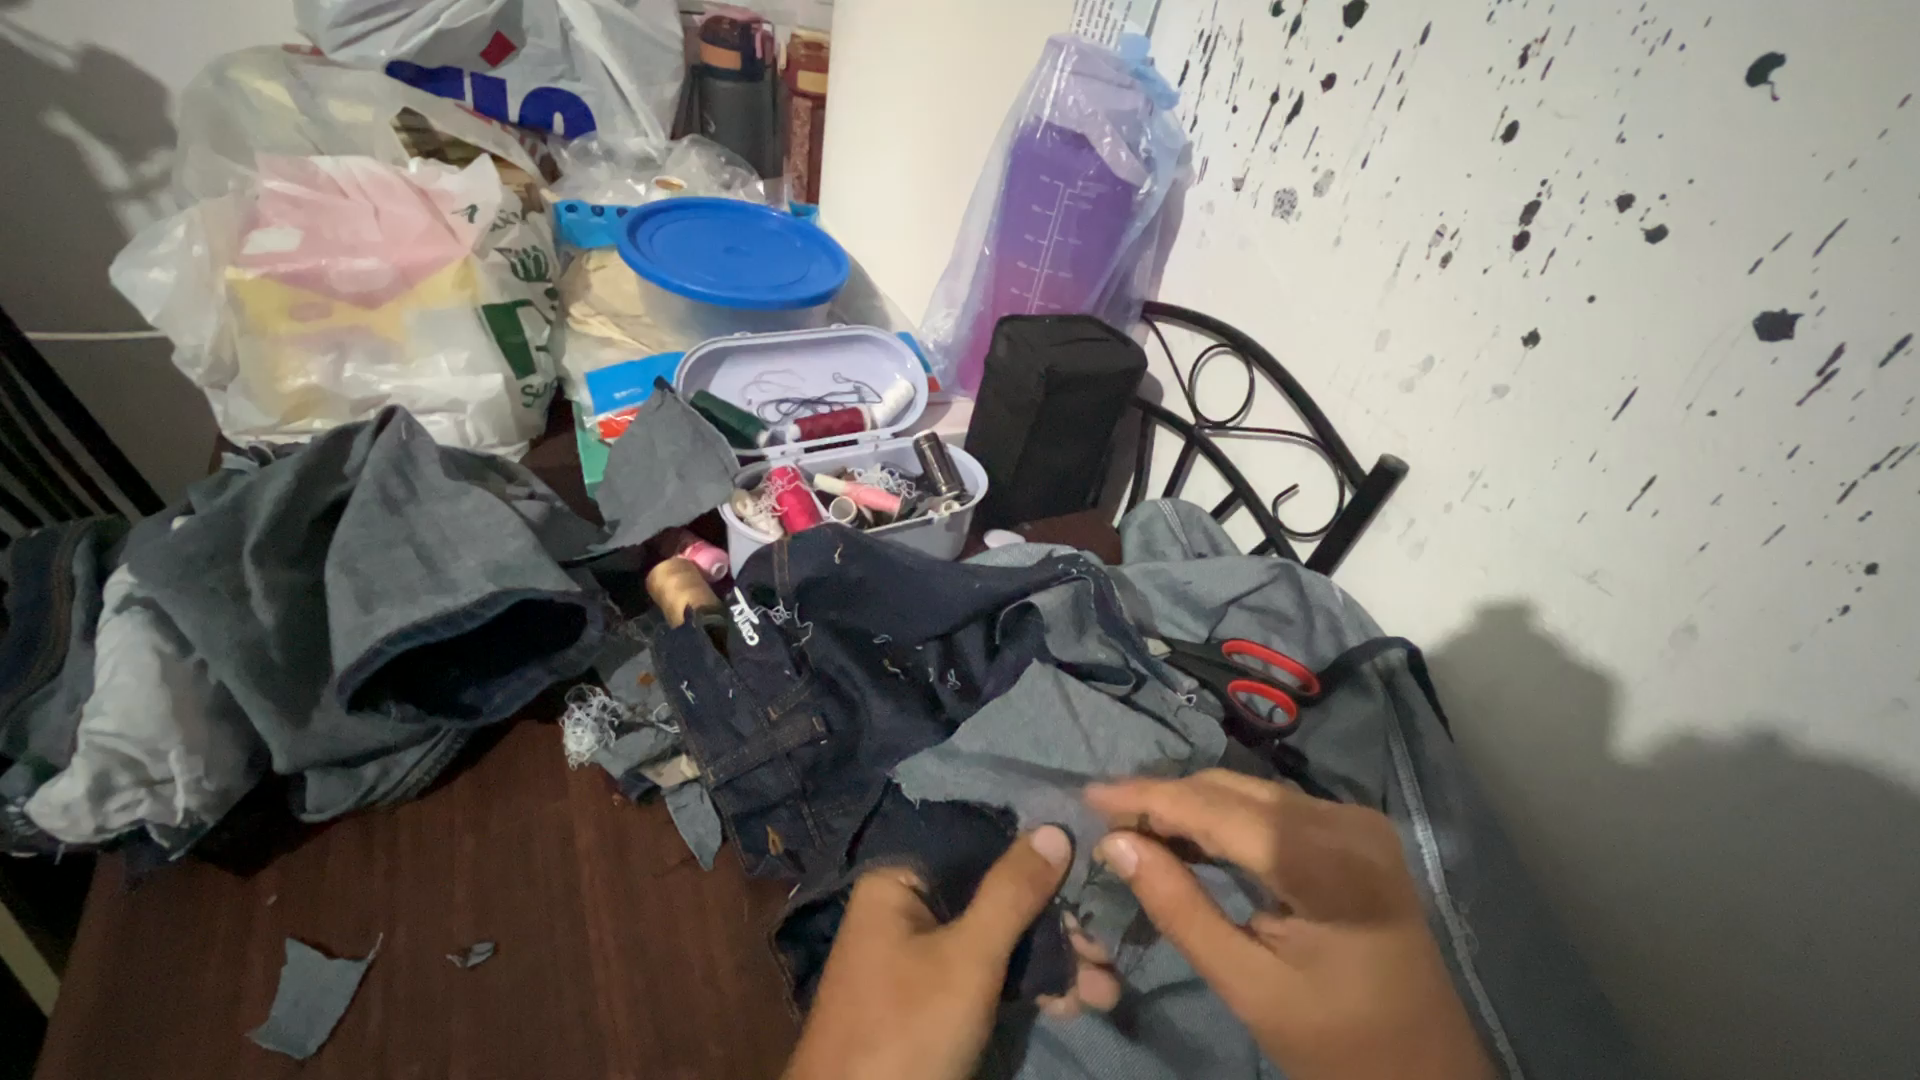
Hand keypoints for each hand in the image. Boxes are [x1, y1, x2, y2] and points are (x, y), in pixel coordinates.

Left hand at [784, 825, 1108, 1079]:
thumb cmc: (906, 1030)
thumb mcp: (967, 958)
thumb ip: (1012, 892)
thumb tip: (1054, 827)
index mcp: (900, 880)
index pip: (977, 842)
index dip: (1035, 850)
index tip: (1089, 860)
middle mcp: (910, 907)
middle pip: (994, 893)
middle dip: (1055, 920)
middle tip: (1107, 945)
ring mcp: (924, 955)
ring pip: (1000, 937)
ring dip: (1054, 957)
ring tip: (1106, 986)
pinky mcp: (939, 998)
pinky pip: (992, 973)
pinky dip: (1032, 985)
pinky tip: (1076, 1002)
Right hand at [1087, 770, 1495, 1079]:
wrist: (1430, 1074)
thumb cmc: (1340, 1043)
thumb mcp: (1248, 986)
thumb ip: (1180, 908)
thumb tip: (1116, 843)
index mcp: (1327, 862)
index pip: (1216, 808)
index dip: (1147, 797)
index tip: (1089, 796)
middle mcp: (1345, 821)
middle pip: (1232, 791)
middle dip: (1163, 798)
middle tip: (1105, 815)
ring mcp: (1355, 822)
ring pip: (1248, 793)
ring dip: (1189, 805)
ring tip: (1133, 822)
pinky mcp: (1353, 832)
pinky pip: (1271, 808)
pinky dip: (1222, 817)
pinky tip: (1186, 833)